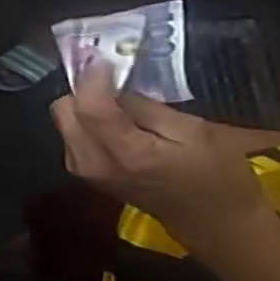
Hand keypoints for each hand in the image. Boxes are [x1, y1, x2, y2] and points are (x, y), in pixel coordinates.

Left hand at [50, 63, 272, 252]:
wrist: (213, 223)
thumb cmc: (216, 175)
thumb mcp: (194, 132)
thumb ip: (147, 108)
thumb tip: (115, 84)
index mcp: (124, 154)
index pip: (88, 106)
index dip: (92, 77)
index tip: (105, 57)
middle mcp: (92, 163)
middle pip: (64, 109)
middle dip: (84, 90)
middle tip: (113, 77)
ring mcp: (84, 170)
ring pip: (64, 120)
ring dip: (85, 105)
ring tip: (119, 98)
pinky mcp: (84, 172)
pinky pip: (72, 133)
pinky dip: (87, 121)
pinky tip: (116, 119)